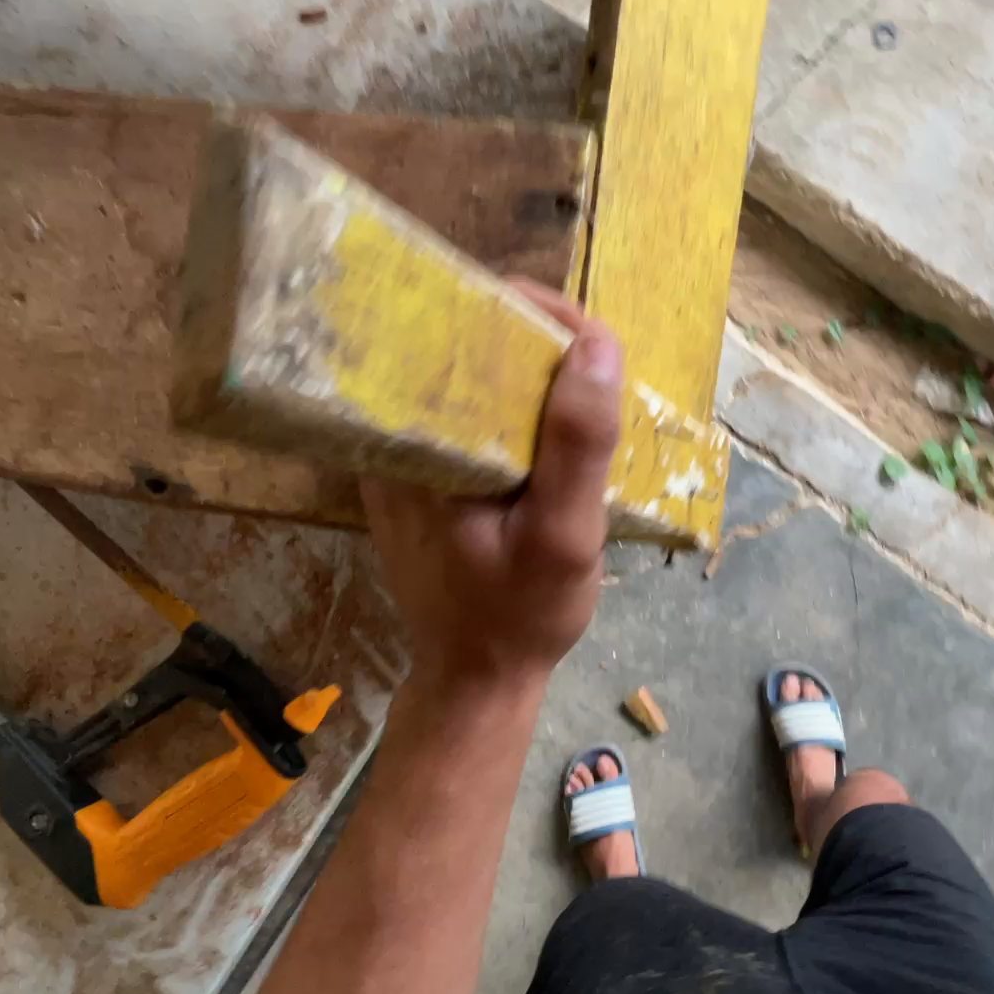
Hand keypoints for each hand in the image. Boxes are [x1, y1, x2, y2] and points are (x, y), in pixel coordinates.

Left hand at [361, 280, 622, 695]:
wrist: (476, 677)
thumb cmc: (520, 615)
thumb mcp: (563, 536)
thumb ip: (576, 445)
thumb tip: (597, 345)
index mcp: (419, 439)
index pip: (466, 326)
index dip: (537, 316)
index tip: (595, 341)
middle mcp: (396, 436)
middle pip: (468, 347)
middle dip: (539, 344)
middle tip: (596, 371)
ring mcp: (405, 457)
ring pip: (472, 380)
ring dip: (531, 378)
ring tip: (583, 397)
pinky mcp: (420, 478)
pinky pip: (469, 417)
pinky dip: (514, 412)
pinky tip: (551, 435)